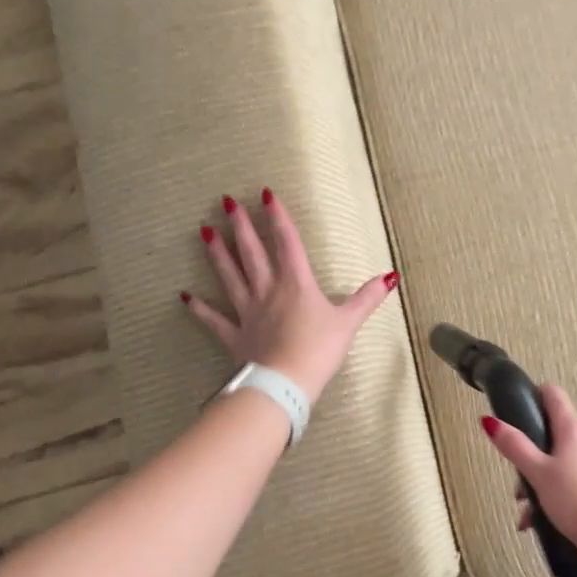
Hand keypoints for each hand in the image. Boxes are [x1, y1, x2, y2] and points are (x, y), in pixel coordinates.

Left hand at [183, 188, 396, 402]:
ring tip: (204, 231)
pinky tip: (185, 296)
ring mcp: (247, 313)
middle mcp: (268, 291)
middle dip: (241, 226)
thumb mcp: (349, 322)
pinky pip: (214, 319)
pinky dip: (199, 308)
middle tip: (226, 201)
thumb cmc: (319, 349)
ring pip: (230, 277)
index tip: (265, 194)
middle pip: (252, 253)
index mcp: (296, 284)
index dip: (278, 218)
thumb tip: (391, 276)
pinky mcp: (235, 336)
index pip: (287, 243)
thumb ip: (367, 298)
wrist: (285, 381)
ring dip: (217, 254)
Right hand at [481, 385, 576, 562]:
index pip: (553, 395)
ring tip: (527, 516)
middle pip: (555, 436)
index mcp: (574, 429)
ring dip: (541, 485)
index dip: (533, 396)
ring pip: (563, 464)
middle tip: (518, 488)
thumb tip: (490, 421)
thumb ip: (515, 447)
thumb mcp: (538, 473)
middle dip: (531, 459)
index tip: (516, 411)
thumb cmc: (574, 499)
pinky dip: (559, 496)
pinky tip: (545, 523)